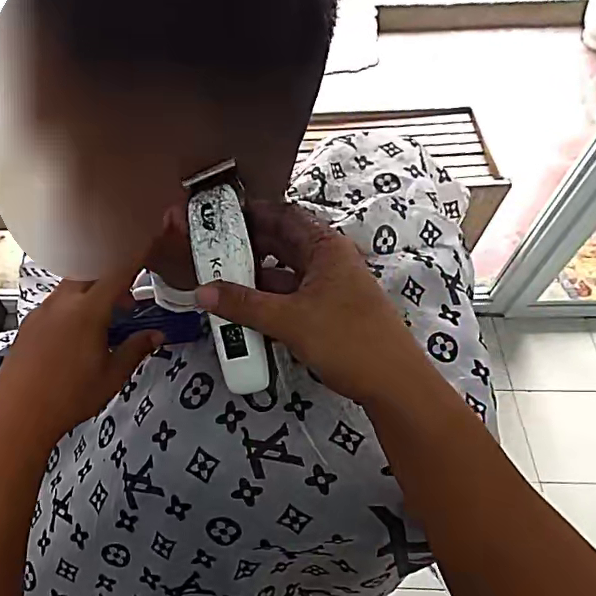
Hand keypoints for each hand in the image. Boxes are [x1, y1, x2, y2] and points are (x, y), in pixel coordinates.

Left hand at [0, 262, 162, 445]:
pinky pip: (55, 303)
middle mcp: (61, 304)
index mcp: (87, 312)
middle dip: (113, 279)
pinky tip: (79, 333)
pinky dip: (72, 307)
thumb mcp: (112, 376)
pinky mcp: (28, 326)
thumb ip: (135, 350)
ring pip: (71, 288)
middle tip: (129, 300)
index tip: (148, 241)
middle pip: (91, 273)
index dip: (136, 256)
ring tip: (106, 321)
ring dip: (91, 294)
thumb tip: (154, 336)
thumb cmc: (67, 399)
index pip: (118, 273)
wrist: (19, 416)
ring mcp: (40, 313)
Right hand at [192, 201, 427, 405]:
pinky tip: (246, 311)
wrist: (392, 382)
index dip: (252, 212)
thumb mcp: (288, 320)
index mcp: (326, 247)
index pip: (284, 215)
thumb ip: (243, 305)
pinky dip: (269, 300)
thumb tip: (203, 292)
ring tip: (221, 281)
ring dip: (256, 277)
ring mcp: (331, 287)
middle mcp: (330, 261)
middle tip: (212, 250)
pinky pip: (292, 297)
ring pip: (286, 272)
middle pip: (283, 243)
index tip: (219, 217)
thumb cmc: (347, 340)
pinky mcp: (330, 312)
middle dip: (248, 246)